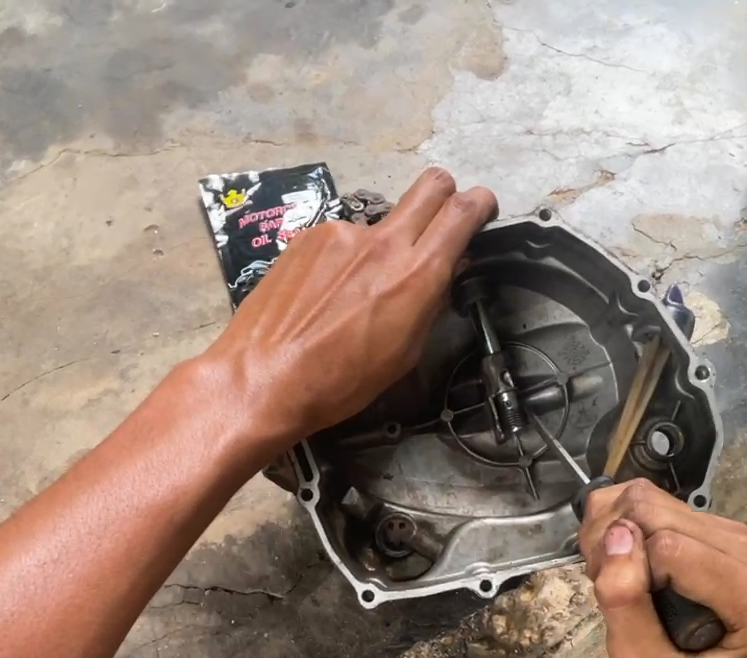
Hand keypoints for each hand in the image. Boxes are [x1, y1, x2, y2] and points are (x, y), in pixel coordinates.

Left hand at [203, 168, 497, 441]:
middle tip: (441, 226)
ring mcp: (341, 233)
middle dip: (446, 196)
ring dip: (386, 244)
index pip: (462, 212)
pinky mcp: (308, 237)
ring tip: (361, 293)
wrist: (264, 377)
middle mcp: (382, 242)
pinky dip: (347, 259)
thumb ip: (430, 305)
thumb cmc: (340, 383)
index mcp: (415, 275)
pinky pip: (343, 238)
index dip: (481, 204)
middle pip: (431, 185)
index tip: (482, 210)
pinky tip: (327, 295)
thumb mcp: (403, 355)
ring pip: (382, 221)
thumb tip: (445, 274)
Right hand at [579, 480, 746, 657]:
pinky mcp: (721, 523)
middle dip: (616, 542)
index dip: (630, 572)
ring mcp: (741, 534)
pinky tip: (630, 558)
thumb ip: (625, 601)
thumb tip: (617, 535)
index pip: (667, 548)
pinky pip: (656, 499)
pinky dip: (628, 524)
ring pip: (650, 499)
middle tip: (611, 584)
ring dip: (617, 531)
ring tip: (620, 574)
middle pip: (655, 511)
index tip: (621, 604)